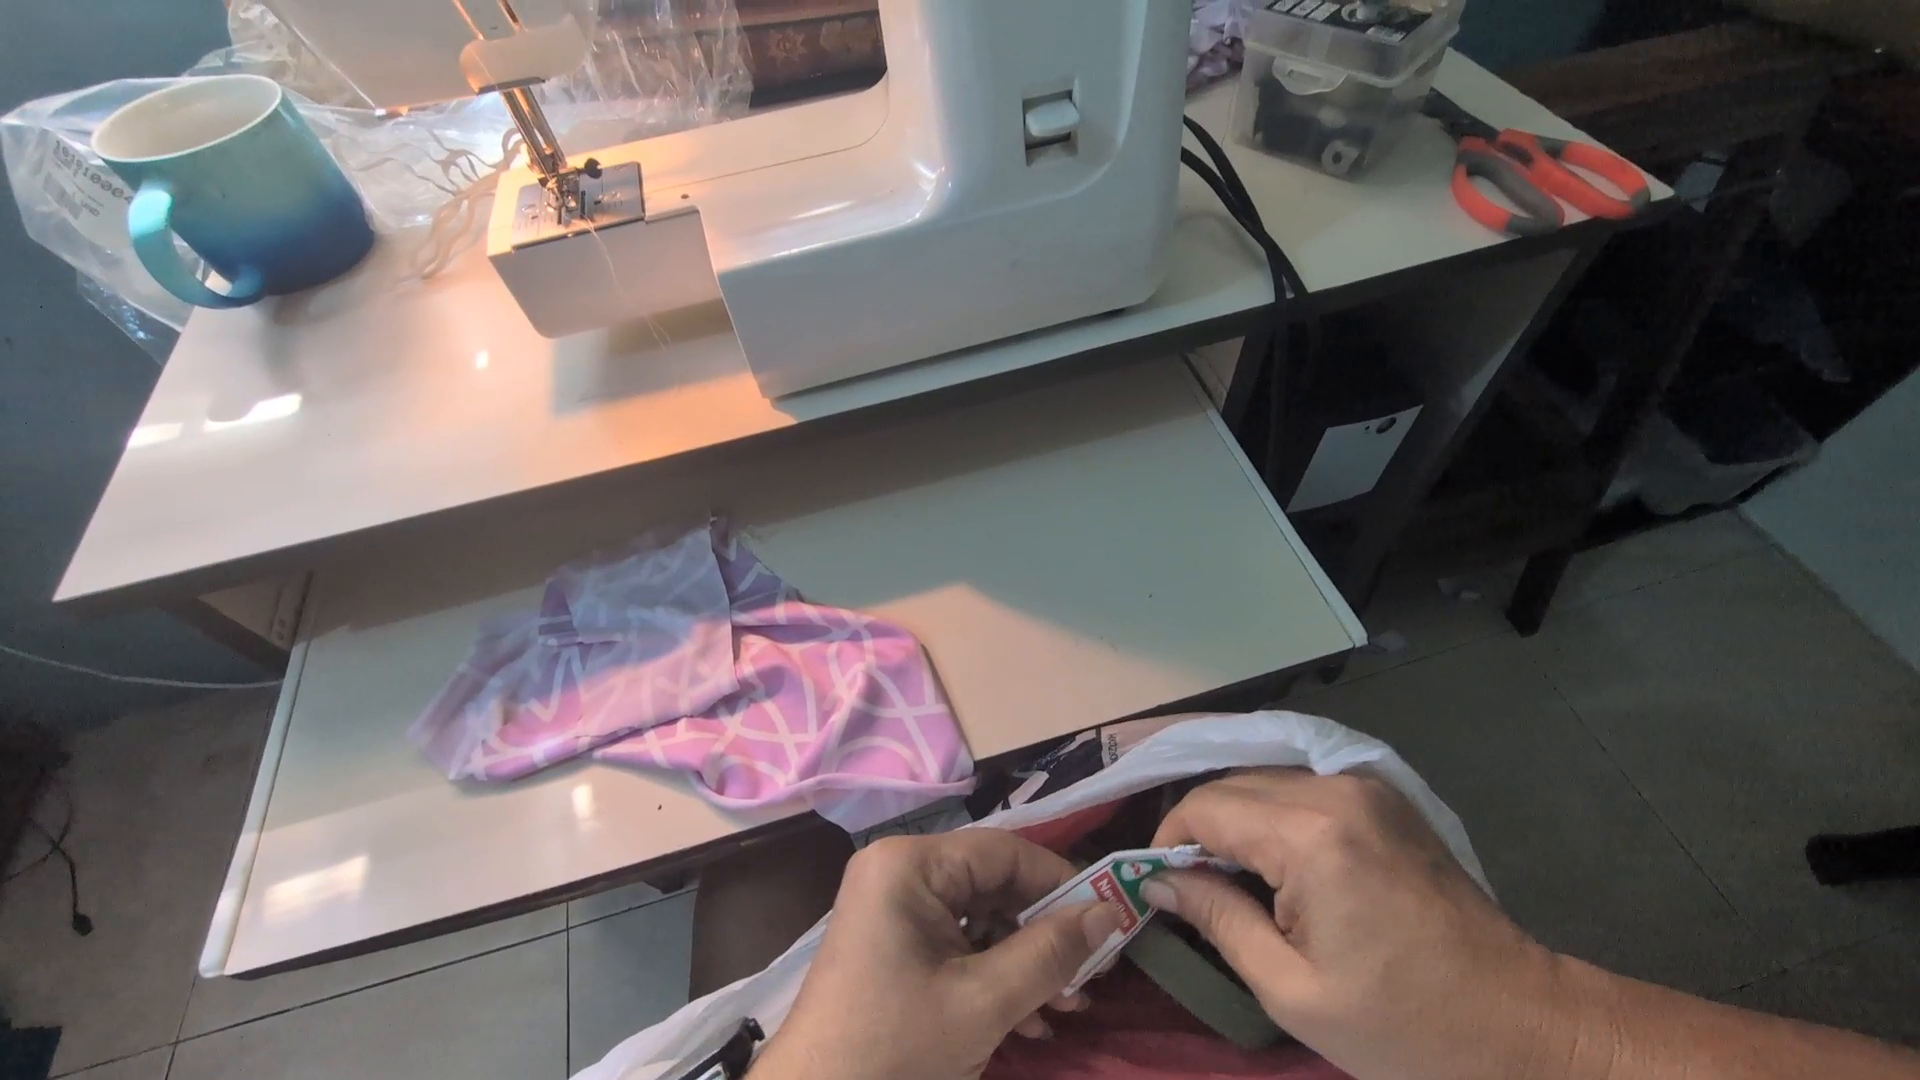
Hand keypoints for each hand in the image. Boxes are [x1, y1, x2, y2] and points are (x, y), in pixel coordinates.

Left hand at [752, 830, 1123, 1079]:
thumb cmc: (895, 1049)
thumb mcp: (983, 1002)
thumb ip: (1050, 954)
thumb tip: (1110, 912)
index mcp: (911, 864)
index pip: (1004, 851)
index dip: (1060, 882)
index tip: (1108, 919)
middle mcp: (899, 871)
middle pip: (994, 884)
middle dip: (1044, 934)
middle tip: (1091, 975)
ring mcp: (894, 907)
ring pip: (982, 917)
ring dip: (1027, 962)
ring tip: (1068, 1007)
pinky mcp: (894, 942)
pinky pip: (958, 941)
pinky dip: (995, 975)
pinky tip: (1031, 1021)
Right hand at [1141, 769, 1569, 1079]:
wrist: (1525, 1024)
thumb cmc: (1405, 1026)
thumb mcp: (1292, 991)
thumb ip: (1217, 919)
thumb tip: (1158, 880)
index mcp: (1310, 837)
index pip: (1205, 808)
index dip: (1169, 841)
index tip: (1158, 882)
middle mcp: (1334, 790)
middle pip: (1231, 784)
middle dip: (1200, 830)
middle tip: (1193, 886)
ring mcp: (1364, 785)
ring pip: (1263, 779)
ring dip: (1236, 819)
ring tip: (1235, 878)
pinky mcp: (1383, 793)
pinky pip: (1301, 785)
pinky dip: (1272, 812)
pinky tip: (1277, 859)